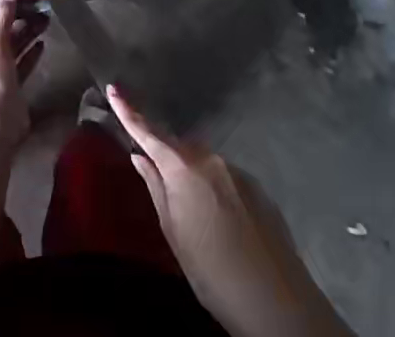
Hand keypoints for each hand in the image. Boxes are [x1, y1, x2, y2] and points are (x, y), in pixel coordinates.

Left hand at [0, 0, 44, 153]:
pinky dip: (30, 53)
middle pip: (2, 34)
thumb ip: (4, 15)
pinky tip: (43, 42)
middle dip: (20, 22)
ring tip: (46, 20)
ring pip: (13, 47)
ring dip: (28, 35)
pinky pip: (21, 63)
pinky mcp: (10, 83)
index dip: (3, 10)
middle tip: (40, 8)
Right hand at [107, 85, 351, 336]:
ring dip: (190, 172)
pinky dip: (213, 187)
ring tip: (189, 206)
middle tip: (151, 169)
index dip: (129, 111)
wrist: (280, 307)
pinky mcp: (261, 193)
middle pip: (179, 146)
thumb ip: (155, 187)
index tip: (113, 87)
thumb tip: (141, 157)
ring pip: (203, 163)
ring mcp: (240, 175)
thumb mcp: (172, 231)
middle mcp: (213, 161)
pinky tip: (218, 217)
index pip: (148, 132)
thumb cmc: (212, 270)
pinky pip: (226, 179)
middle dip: (164, 151)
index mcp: (184, 168)